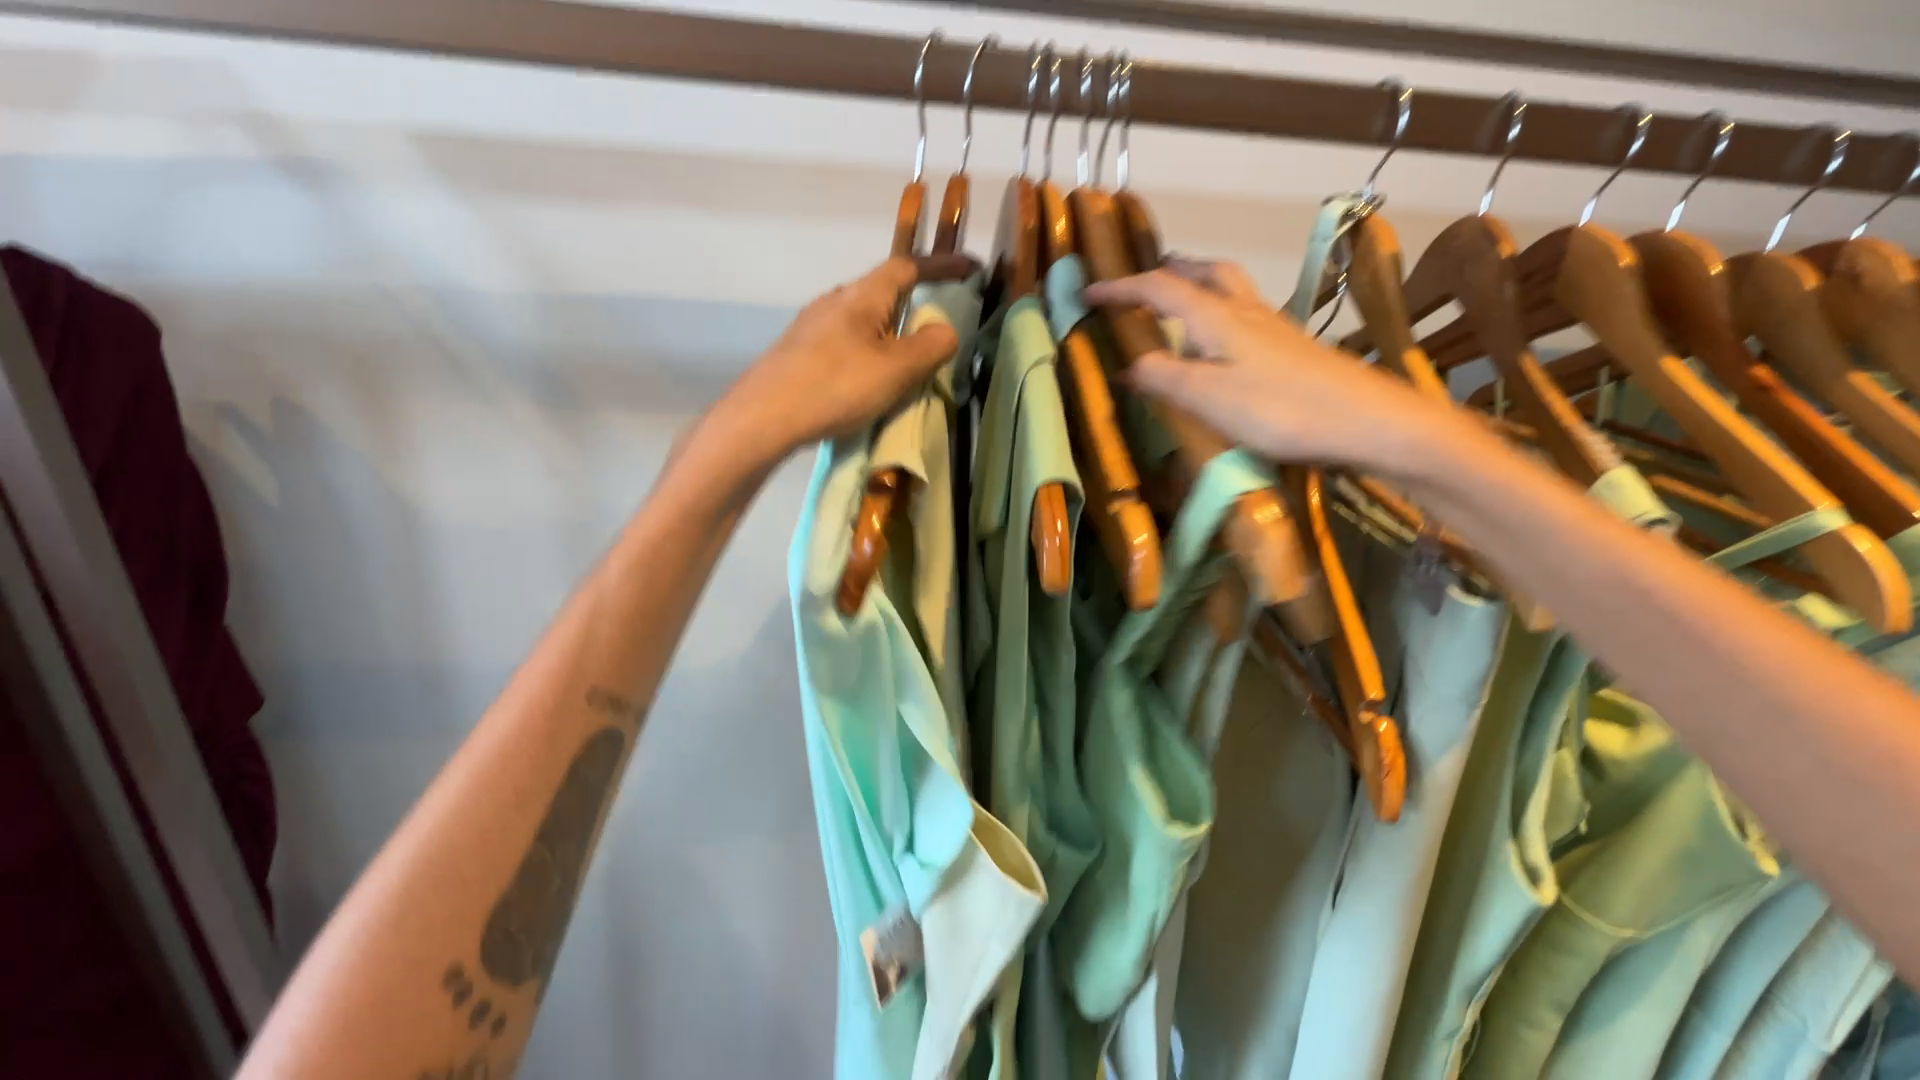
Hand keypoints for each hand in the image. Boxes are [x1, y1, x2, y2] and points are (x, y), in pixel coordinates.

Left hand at [718, 257, 961, 459]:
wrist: (763, 417)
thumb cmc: (835, 386)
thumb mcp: (896, 369)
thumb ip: (930, 346)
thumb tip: (947, 330)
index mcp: (863, 296)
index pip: (908, 266)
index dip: (942, 265)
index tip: (970, 268)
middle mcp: (835, 300)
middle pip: (882, 289)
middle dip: (914, 299)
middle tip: (938, 321)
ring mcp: (812, 326)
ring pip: (862, 318)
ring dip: (889, 329)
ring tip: (906, 355)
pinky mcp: (799, 352)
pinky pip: (845, 341)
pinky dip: (868, 349)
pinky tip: (867, 376)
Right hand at [1087, 258, 1449, 470]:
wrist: (1369, 421)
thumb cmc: (1283, 410)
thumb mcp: (1209, 398)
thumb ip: (1164, 378)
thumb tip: (1125, 365)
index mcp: (1217, 317)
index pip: (1159, 288)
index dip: (1121, 288)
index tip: (1088, 293)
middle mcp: (1246, 310)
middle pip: (1205, 272)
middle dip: (1169, 270)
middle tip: (1143, 280)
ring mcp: (1275, 327)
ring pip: (1231, 287)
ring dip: (1199, 282)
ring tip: (1181, 299)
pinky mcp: (1295, 348)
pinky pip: (1248, 312)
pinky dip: (1224, 309)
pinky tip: (1227, 339)